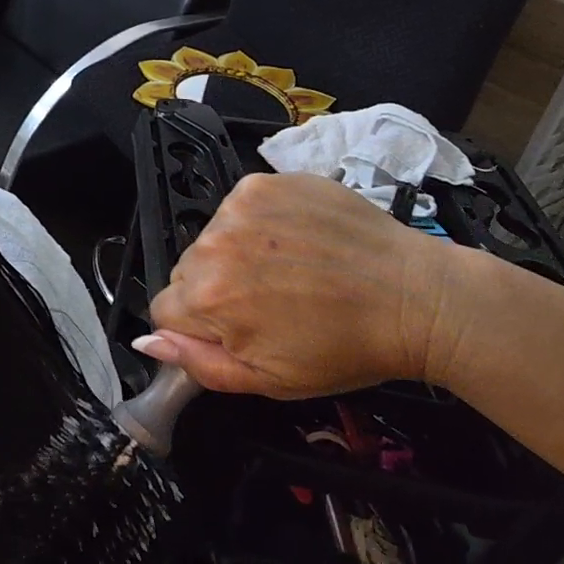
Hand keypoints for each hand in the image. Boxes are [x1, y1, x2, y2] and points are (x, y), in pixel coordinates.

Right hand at [137, 173, 467, 398]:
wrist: (417, 297)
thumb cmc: (348, 347)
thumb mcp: (272, 380)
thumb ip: (201, 364)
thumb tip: (145, 340)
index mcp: (208, 298)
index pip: (166, 309)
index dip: (199, 326)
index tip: (237, 329)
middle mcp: (211, 245)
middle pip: (186, 271)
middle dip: (216, 288)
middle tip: (270, 302)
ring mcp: (236, 208)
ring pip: (211, 238)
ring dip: (236, 253)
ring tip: (290, 270)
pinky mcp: (260, 183)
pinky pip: (237, 208)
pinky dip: (259, 224)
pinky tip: (296, 241)